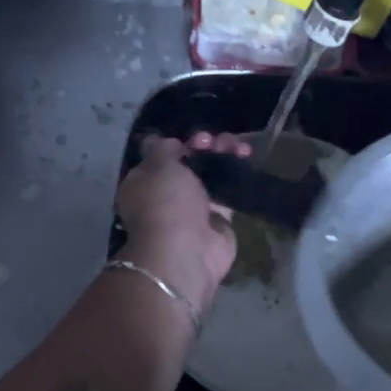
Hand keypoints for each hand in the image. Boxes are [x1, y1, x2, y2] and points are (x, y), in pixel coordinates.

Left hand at [115, 132, 247, 315]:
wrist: (186, 252)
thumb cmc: (166, 203)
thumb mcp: (159, 165)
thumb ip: (162, 149)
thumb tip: (168, 143)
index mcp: (143, 183)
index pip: (162, 156)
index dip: (179, 143)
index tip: (195, 138)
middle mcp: (166, 195)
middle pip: (189, 163)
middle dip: (205, 147)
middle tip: (217, 141)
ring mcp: (193, 208)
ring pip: (211, 174)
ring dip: (225, 156)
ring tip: (241, 146)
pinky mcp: (218, 220)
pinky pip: (228, 191)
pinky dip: (237, 175)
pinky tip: (247, 158)